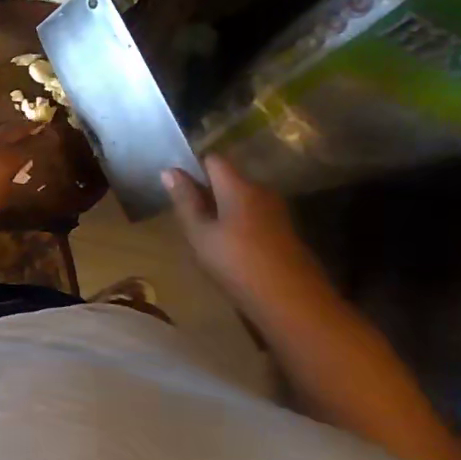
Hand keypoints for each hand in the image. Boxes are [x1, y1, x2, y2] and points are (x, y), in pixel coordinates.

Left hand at [0, 122, 44, 233]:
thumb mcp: (4, 193)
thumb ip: (15, 173)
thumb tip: (22, 164)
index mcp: (6, 157)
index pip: (31, 143)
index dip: (44, 139)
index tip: (52, 136)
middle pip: (13, 128)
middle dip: (27, 127)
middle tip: (38, 127)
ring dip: (9, 127)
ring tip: (18, 130)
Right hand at [163, 155, 314, 294]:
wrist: (291, 300)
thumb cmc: (237, 263)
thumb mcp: (200, 234)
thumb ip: (185, 201)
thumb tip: (169, 170)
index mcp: (238, 186)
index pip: (213, 159)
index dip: (193, 167)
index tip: (176, 186)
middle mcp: (261, 190)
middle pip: (229, 179)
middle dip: (206, 191)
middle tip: (185, 215)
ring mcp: (276, 211)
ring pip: (241, 199)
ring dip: (221, 209)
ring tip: (203, 234)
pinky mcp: (283, 231)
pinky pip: (253, 216)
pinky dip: (237, 223)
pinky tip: (228, 247)